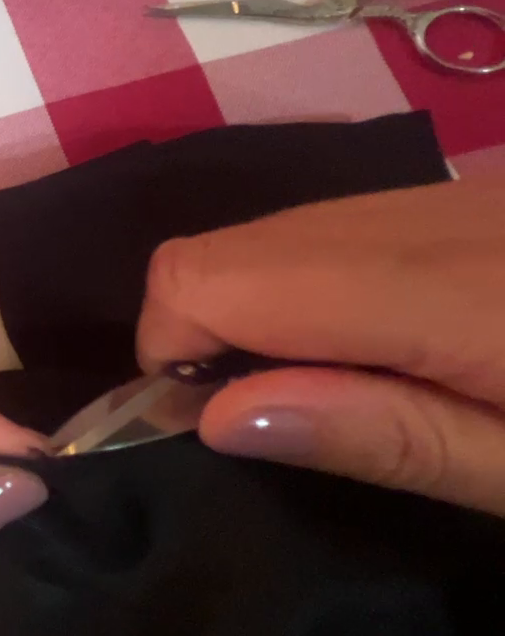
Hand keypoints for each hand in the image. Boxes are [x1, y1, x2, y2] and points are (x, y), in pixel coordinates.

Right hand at [136, 176, 504, 515]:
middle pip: (215, 249)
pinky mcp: (467, 200)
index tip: (202, 416)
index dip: (168, 343)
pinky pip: (317, 230)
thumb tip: (213, 415)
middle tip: (260, 408)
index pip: (203, 279)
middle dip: (195, 328)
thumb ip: (384, 436)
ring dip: (246, 308)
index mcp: (441, 286)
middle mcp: (421, 219)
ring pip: (259, 235)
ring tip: (323, 379)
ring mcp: (444, 198)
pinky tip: (371, 338)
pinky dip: (296, 286)